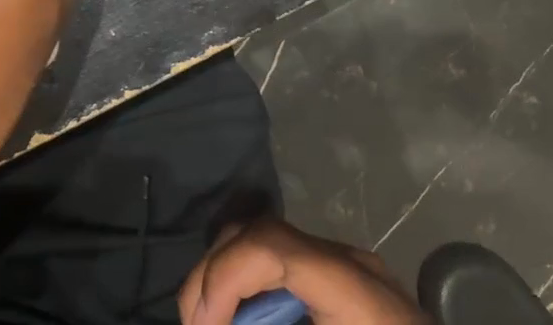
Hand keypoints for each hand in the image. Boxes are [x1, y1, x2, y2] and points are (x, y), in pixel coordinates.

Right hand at [180, 218, 427, 324]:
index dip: (223, 276)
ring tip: (209, 319)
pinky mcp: (343, 283)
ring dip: (225, 278)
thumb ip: (273, 323)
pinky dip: (250, 287)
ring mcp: (347, 267)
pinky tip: (240, 317)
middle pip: (257, 235)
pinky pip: (281, 266)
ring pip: (262, 242)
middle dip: (212, 276)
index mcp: (357, 288)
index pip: (272, 245)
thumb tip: (217, 317)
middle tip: (195, 324)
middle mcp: (349, 263)